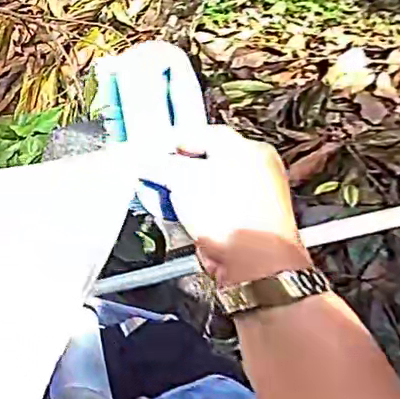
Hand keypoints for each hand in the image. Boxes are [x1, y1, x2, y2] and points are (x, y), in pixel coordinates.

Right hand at [160, 124, 312, 288]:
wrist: (256, 265)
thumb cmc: (231, 218)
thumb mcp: (182, 181)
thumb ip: (158, 165)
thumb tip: (143, 160)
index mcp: (246, 148)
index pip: (196, 133)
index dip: (167, 143)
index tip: (146, 152)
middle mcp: (256, 166)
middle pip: (201, 158)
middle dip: (172, 167)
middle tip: (151, 174)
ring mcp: (254, 192)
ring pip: (205, 181)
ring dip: (180, 188)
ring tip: (164, 198)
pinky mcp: (247, 216)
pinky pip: (212, 201)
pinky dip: (194, 205)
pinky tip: (180, 215)